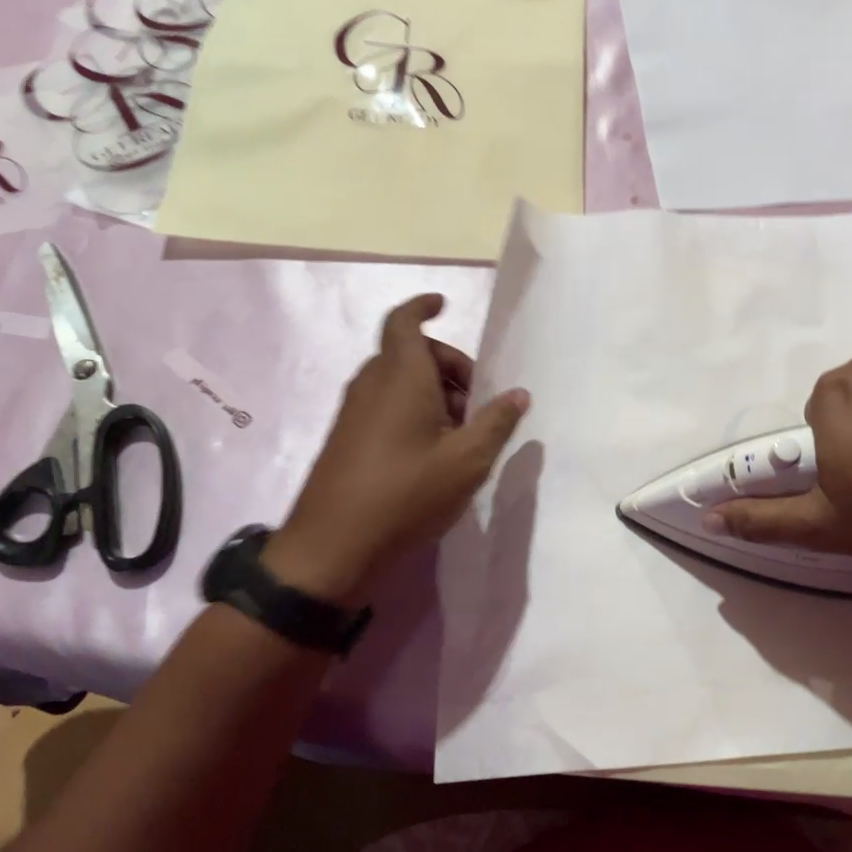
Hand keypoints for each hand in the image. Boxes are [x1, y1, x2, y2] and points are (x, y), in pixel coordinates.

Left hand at [264, 294, 528, 607]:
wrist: (333, 547)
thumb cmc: (405, 494)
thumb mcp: (467, 461)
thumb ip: (496, 423)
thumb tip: (519, 394)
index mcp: (401, 377)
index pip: (404, 322)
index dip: (422, 306)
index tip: (444, 304)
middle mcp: (373, 384)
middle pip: (410, 353)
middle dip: (449, 365)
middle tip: (480, 399)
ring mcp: (355, 412)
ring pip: (399, 380)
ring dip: (434, 391)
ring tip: (464, 431)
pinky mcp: (348, 438)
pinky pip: (386, 404)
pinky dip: (414, 409)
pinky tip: (436, 451)